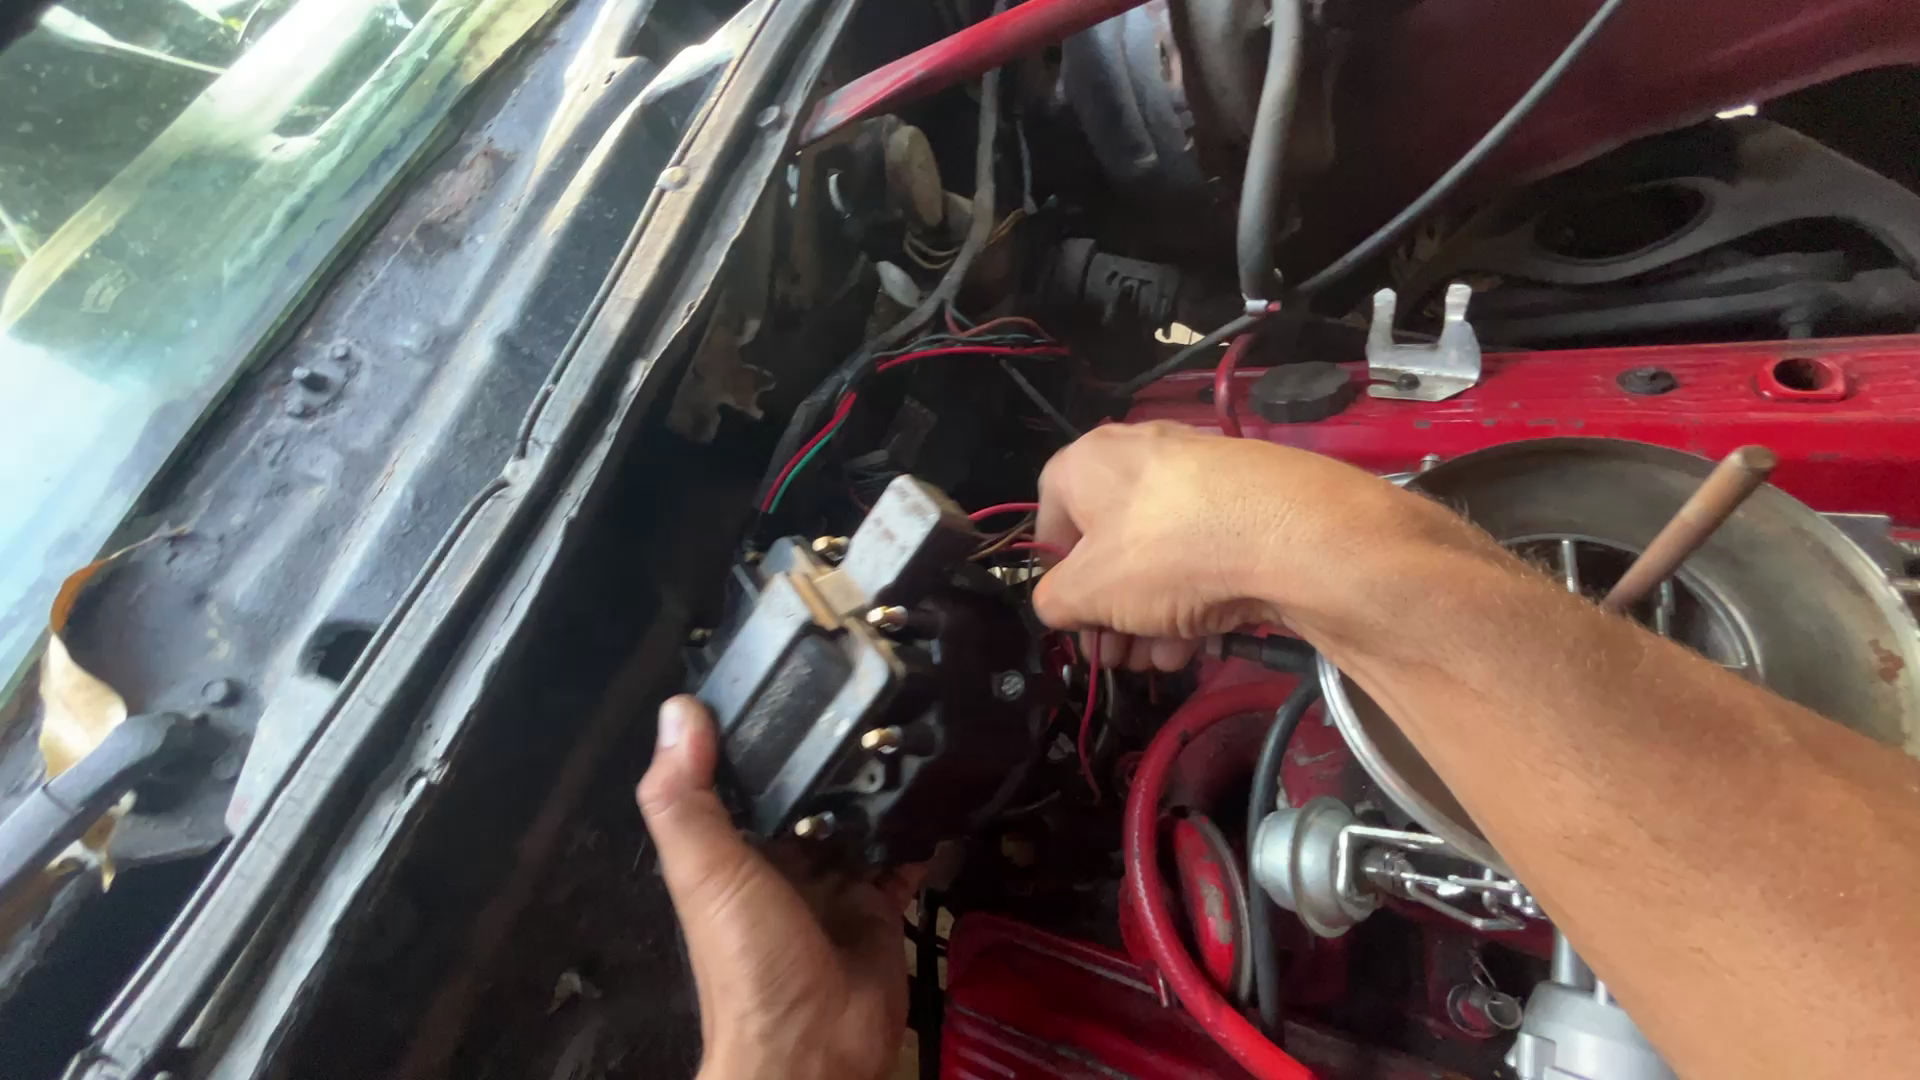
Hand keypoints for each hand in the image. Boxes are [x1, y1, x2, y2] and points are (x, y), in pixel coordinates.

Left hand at [637, 696, 921, 1079]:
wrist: (815, 1051)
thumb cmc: (751, 960)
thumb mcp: (707, 875)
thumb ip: (686, 799)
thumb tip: (679, 710)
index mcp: (737, 847)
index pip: (753, 773)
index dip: (769, 729)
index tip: (798, 673)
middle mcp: (787, 856)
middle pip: (815, 791)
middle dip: (837, 751)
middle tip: (872, 688)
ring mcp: (838, 878)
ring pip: (861, 815)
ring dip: (880, 782)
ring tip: (910, 721)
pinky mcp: (882, 900)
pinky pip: (903, 852)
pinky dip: (917, 827)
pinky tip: (936, 786)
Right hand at [1032, 422, 1488, 667]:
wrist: (1295, 535)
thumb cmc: (1165, 553)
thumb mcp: (1087, 592)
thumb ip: (1052, 602)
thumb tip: (1058, 603)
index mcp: (1084, 463)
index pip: (1050, 524)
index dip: (1057, 581)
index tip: (1075, 621)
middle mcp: (1136, 456)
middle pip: (1106, 546)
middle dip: (1109, 612)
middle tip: (1117, 656)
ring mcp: (1195, 474)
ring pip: (1155, 554)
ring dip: (1148, 616)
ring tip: (1160, 660)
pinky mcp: (1244, 497)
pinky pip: (1198, 549)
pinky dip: (1191, 595)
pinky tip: (1196, 642)